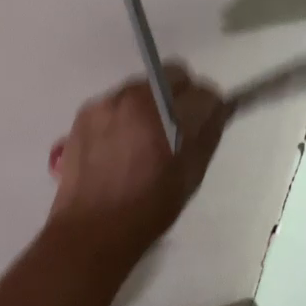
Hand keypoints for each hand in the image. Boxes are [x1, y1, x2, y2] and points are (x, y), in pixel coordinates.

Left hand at [44, 65, 229, 261]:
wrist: (89, 230)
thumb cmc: (147, 210)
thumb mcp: (190, 178)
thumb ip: (207, 137)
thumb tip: (218, 111)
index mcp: (171, 118)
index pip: (205, 93)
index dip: (209, 107)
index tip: (205, 121)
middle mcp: (141, 97)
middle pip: (174, 75)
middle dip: (183, 94)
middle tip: (178, 124)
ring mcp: (111, 100)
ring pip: (144, 85)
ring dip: (151, 102)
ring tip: (143, 136)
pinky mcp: (88, 108)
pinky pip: (116, 100)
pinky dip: (124, 113)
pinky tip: (118, 143)